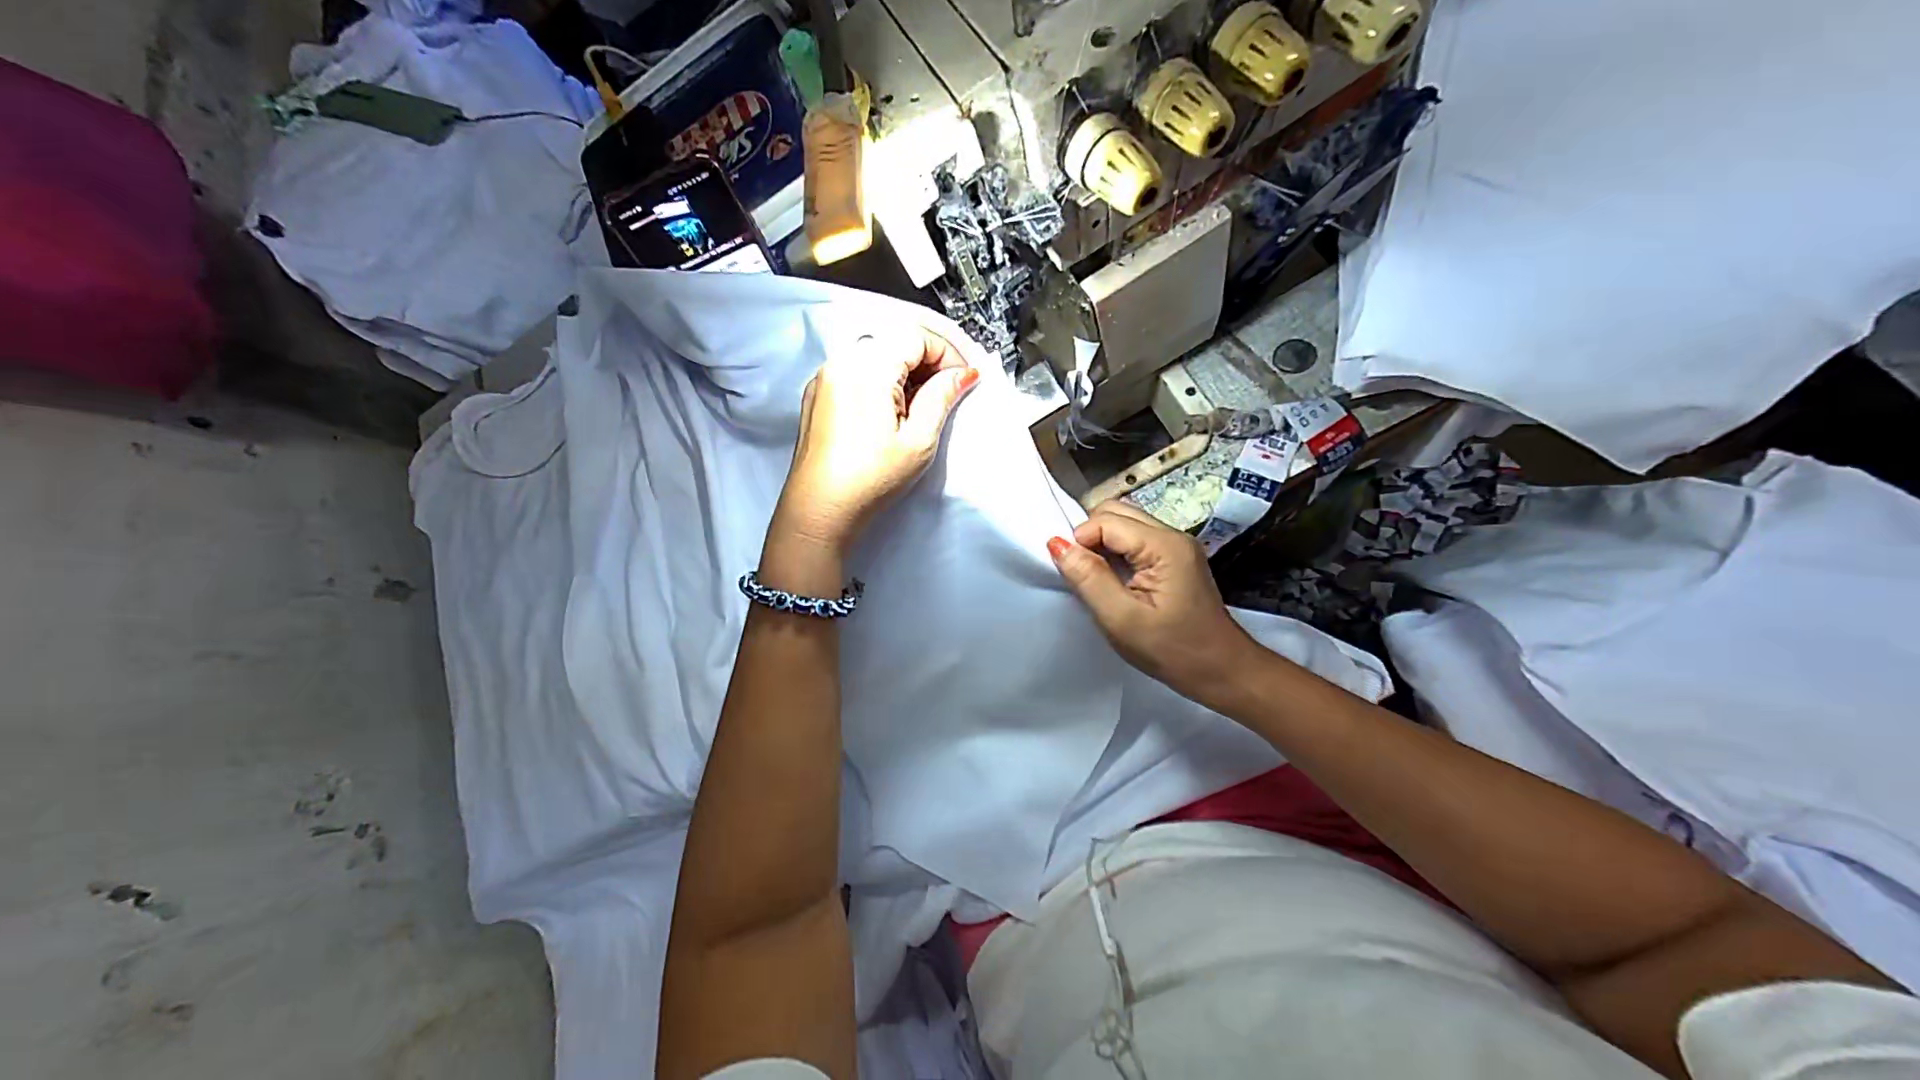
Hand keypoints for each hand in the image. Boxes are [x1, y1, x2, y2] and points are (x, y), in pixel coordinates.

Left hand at [770, 323, 980, 556]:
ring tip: (922, 409)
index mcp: (867, 367)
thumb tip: (962, 375)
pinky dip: (882, 381)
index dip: (948, 352)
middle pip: (896, 341)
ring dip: (907, 372)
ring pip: (878, 354)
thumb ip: (943, 397)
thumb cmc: (864, 482)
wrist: (820, 510)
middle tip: (950, 392)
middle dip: (929, 361)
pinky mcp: (821, 395)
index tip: (964, 376)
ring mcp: (827, 378)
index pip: (917, 335)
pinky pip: (858, 371)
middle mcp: (841, 364)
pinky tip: (894, 414)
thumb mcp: (919, 440)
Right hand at [1048, 501, 1261, 705]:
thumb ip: (1088, 578)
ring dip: (1101, 545)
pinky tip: (1114, 581)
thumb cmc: (1171, 650)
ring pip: (1123, 523)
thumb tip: (1057, 543)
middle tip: (1084, 576)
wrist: (1220, 671)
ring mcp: (1175, 545)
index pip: (1106, 521)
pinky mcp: (1174, 557)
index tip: (1074, 575)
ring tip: (1098, 580)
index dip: (1081, 542)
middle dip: (1089, 537)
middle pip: (1115, 512)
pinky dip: (1115, 553)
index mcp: (1164, 546)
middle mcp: (1172, 535)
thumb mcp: (1121, 619)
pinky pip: (1134, 540)